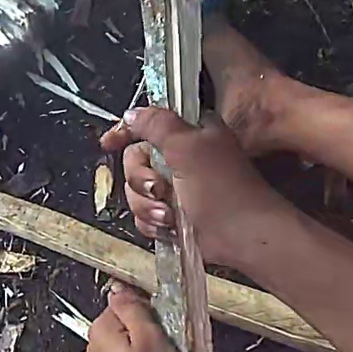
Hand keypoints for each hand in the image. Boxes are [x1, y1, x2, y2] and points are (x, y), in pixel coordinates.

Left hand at [87, 284, 196, 351]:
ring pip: (139, 343)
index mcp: (100, 332)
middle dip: (155, 331)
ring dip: (159, 351)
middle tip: (170, 350)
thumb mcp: (151, 339)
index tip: (164, 327)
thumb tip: (120, 289)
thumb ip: (133, 308)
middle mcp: (98, 349)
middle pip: (131, 322)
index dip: (150, 311)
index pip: (124, 301)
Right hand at [100, 107, 296, 265]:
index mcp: (188, 133)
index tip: (109, 144)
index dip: (125, 132)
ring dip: (147, 204)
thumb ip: (156, 124)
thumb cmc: (220, 188)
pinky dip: (152, 221)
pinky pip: (143, 213)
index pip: (146, 124)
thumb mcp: (187, 146)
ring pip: (136, 190)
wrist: (244, 237)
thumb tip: (129, 114)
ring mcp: (175, 187)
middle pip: (134, 160)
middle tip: (158, 189)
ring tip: (169, 215)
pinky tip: (168, 227)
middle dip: (140, 179)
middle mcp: (180, 157)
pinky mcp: (172, 214)